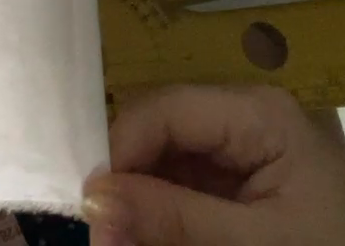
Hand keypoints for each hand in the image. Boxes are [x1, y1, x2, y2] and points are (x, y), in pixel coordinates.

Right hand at [82, 86, 344, 245]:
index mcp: (255, 113)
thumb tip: (90, 199)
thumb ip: (174, 222)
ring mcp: (241, 154)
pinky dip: (161, 219)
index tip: (89, 210)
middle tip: (100, 235)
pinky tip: (147, 237)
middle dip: (126, 183)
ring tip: (117, 239)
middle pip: (159, 135)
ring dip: (138, 205)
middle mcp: (242, 119)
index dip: (118, 152)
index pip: (163, 111)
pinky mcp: (241, 189)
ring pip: (163, 165)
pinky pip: (182, 191)